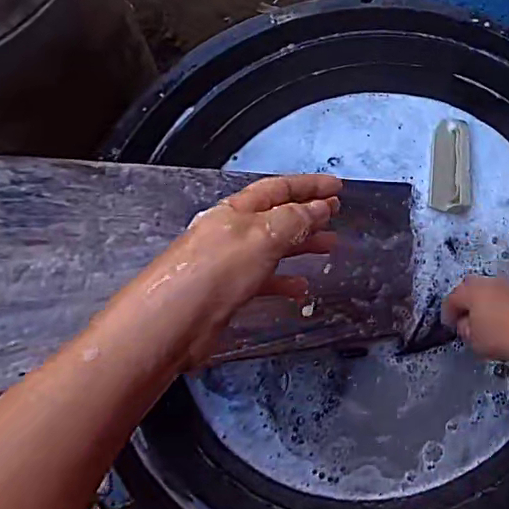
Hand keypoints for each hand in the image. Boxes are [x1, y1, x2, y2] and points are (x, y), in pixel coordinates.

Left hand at [100, 174, 341, 368]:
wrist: (172, 323)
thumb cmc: (213, 272)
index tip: (336, 186)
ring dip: (302, 244)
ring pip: (274, 247)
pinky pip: (264, 280)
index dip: (309, 185)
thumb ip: (294, 220)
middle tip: (336, 213)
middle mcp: (232, 231)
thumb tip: (320, 207)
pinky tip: (300, 288)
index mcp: (237, 210)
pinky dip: (284, 280)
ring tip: (329, 246)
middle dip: (308, 212)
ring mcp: (229, 262)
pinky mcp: (228, 292)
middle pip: (277, 215)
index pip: (279, 188)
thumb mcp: (261, 236)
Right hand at [443, 276, 508, 368]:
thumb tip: (466, 327)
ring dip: (486, 305)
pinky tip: (507, 327)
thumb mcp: (473, 341)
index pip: (452, 299)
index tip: (450, 323)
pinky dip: (504, 310)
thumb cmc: (506, 337)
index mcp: (470, 290)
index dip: (448, 313)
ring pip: (490, 292)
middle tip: (466, 321)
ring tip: (488, 327)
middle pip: (470, 290)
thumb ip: (464, 330)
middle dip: (467, 304)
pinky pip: (508, 299)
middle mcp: (489, 283)